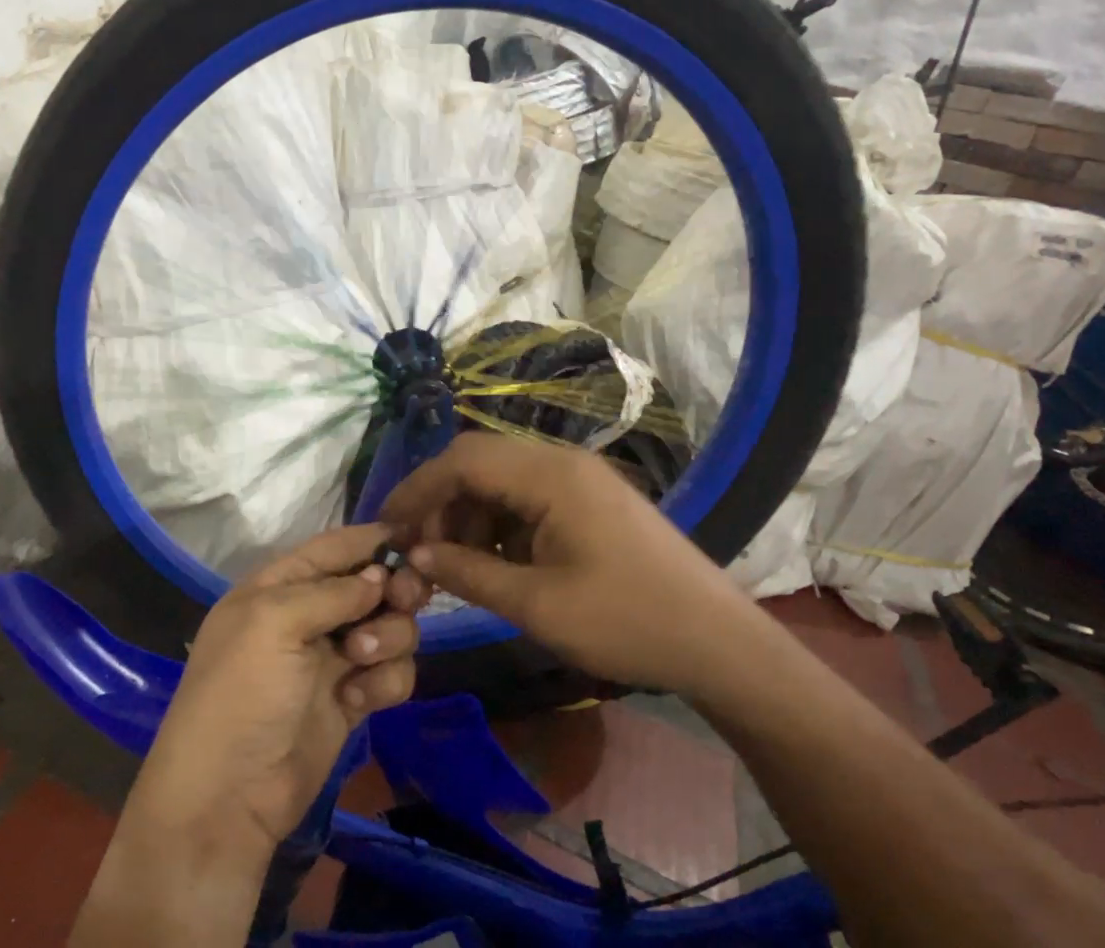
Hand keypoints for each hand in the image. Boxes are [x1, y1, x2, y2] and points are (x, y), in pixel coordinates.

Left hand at [130, 523, 428, 850]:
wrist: (230, 792)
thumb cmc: (242, 692)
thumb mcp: (273, 623)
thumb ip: (330, 592)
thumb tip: (379, 576)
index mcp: (275, 588)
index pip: (330, 549)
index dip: (371, 539)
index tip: (417, 536)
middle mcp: (306, 617)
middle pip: (370, 586)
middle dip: (392, 591)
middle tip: (405, 600)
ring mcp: (330, 661)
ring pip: (389, 629)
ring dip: (388, 639)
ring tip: (361, 661)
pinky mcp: (352, 701)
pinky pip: (391, 673)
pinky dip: (385, 682)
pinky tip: (360, 701)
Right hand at [378, 432, 766, 695]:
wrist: (719, 644)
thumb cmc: (626, 622)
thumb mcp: (536, 605)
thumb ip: (467, 572)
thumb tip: (414, 554)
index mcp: (551, 476)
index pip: (462, 460)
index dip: (417, 490)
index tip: (386, 527)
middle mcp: (563, 464)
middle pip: (478, 465)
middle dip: (440, 505)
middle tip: (419, 554)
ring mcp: (581, 482)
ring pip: (500, 483)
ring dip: (468, 519)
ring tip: (454, 568)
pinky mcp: (591, 504)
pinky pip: (526, 501)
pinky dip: (498, 528)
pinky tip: (494, 567)